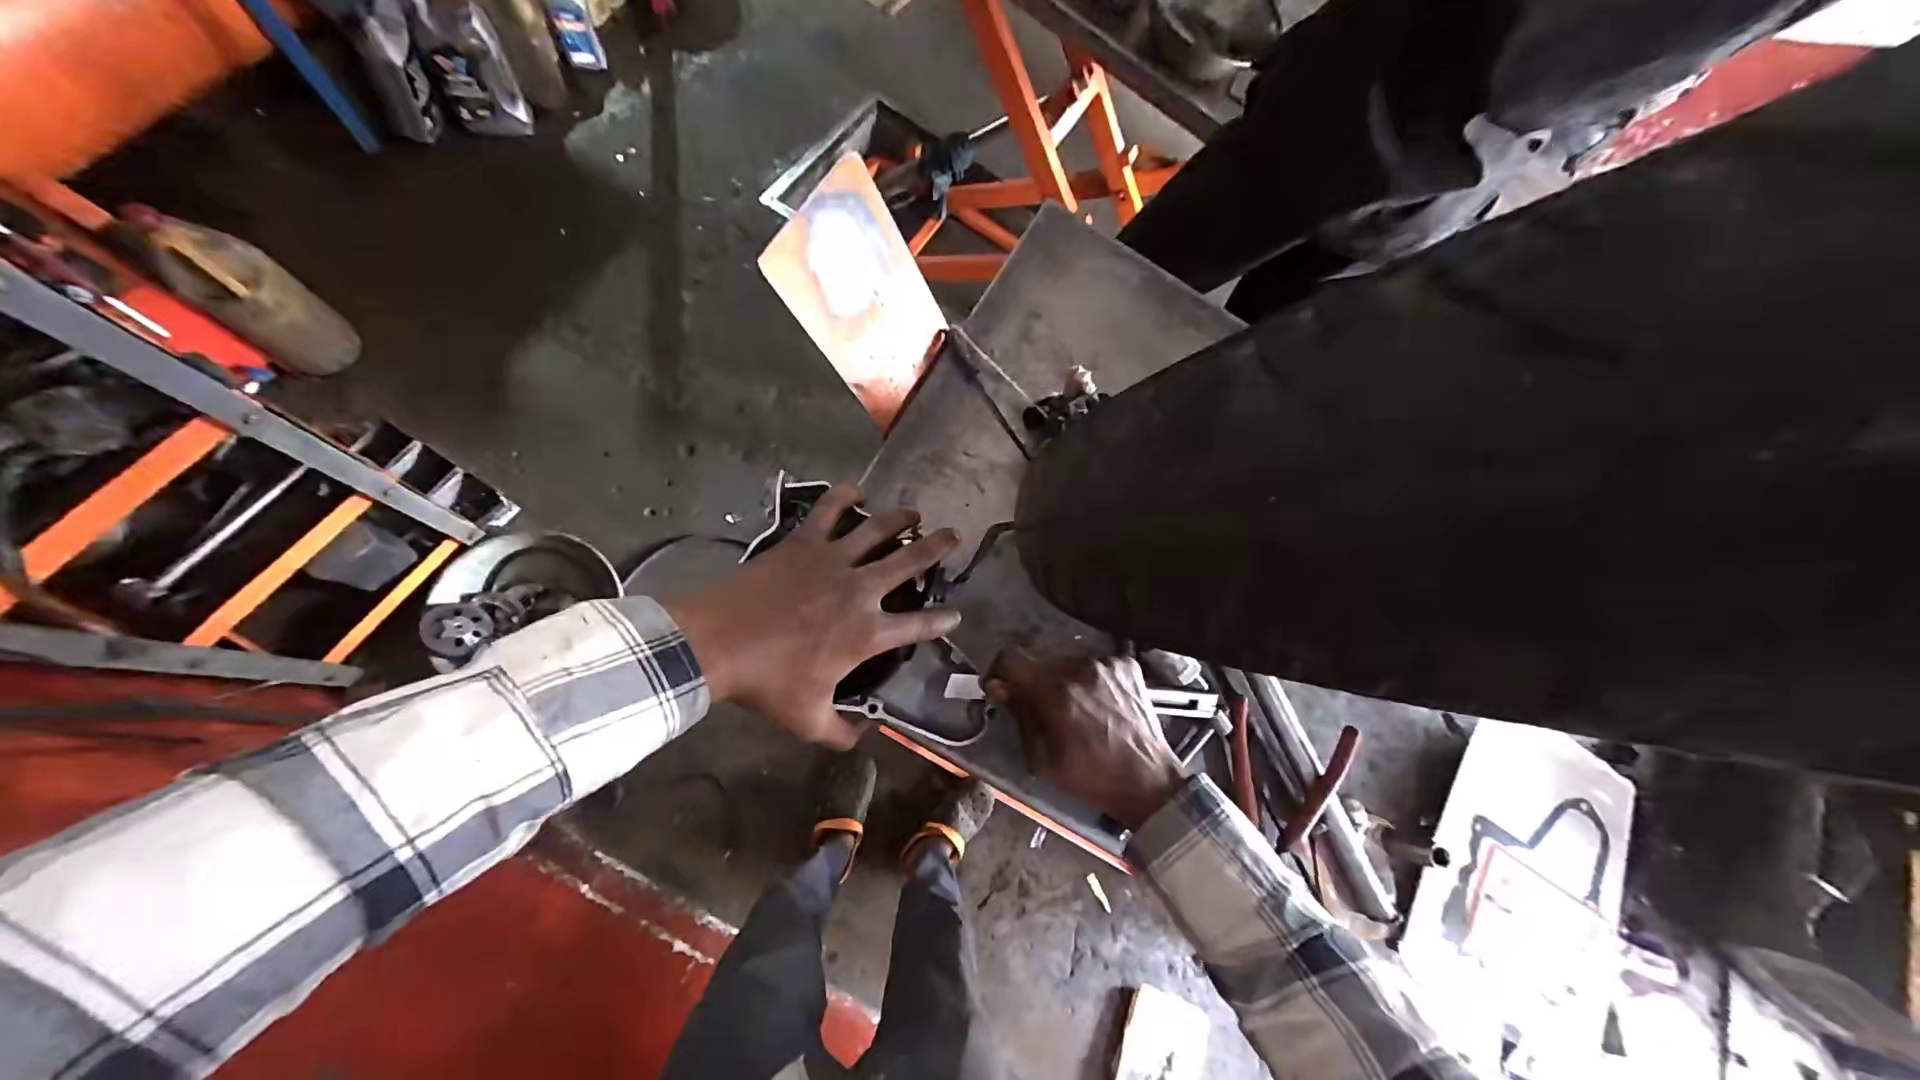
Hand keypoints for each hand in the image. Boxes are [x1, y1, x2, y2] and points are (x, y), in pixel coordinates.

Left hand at [661, 484, 959, 748]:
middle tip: (953, 536)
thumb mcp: (807, 720)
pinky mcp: (805, 542)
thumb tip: (863, 735)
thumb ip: (843, 732)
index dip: (943, 619)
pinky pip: (829, 511)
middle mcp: (860, 590)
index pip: (919, 625)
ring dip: (902, 518)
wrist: (717, 643)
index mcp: (867, 633)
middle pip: (911, 560)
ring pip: (878, 528)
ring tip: (914, 513)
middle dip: (938, 547)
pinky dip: (844, 496)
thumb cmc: (766, 682)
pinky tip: (855, 490)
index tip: (955, 614)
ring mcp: (833, 560)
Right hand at [984, 648, 1183, 829]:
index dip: (1000, 671)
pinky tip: (1101, 705)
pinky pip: (1095, 665)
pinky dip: (1091, 681)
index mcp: (1056, 692)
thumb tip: (999, 686)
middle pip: (1041, 661)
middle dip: (1036, 683)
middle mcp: (1081, 668)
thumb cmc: (1091, 778)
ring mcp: (1107, 664)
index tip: (1002, 687)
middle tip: (1046, 712)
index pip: (1011, 657)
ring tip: (1079, 712)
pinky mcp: (1127, 666)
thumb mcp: (1042, 759)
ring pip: (1069, 663)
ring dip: (1065, 682)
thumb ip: (1019, 716)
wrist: (1148, 782)